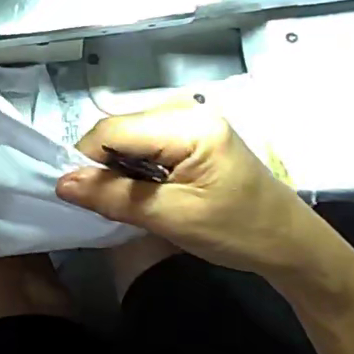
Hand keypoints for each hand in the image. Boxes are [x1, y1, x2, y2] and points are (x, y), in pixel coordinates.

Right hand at [54, 106, 353, 310]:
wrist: (290, 244)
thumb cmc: (238, 232)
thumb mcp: (172, 219)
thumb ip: (115, 196)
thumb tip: (63, 183)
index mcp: (188, 124)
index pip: (113, 130)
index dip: (87, 161)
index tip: (81, 197)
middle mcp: (186, 109)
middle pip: (118, 130)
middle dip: (104, 166)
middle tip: (111, 205)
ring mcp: (188, 118)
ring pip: (127, 136)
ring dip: (119, 168)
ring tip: (133, 201)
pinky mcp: (190, 131)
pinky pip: (144, 141)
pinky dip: (135, 166)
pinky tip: (148, 191)